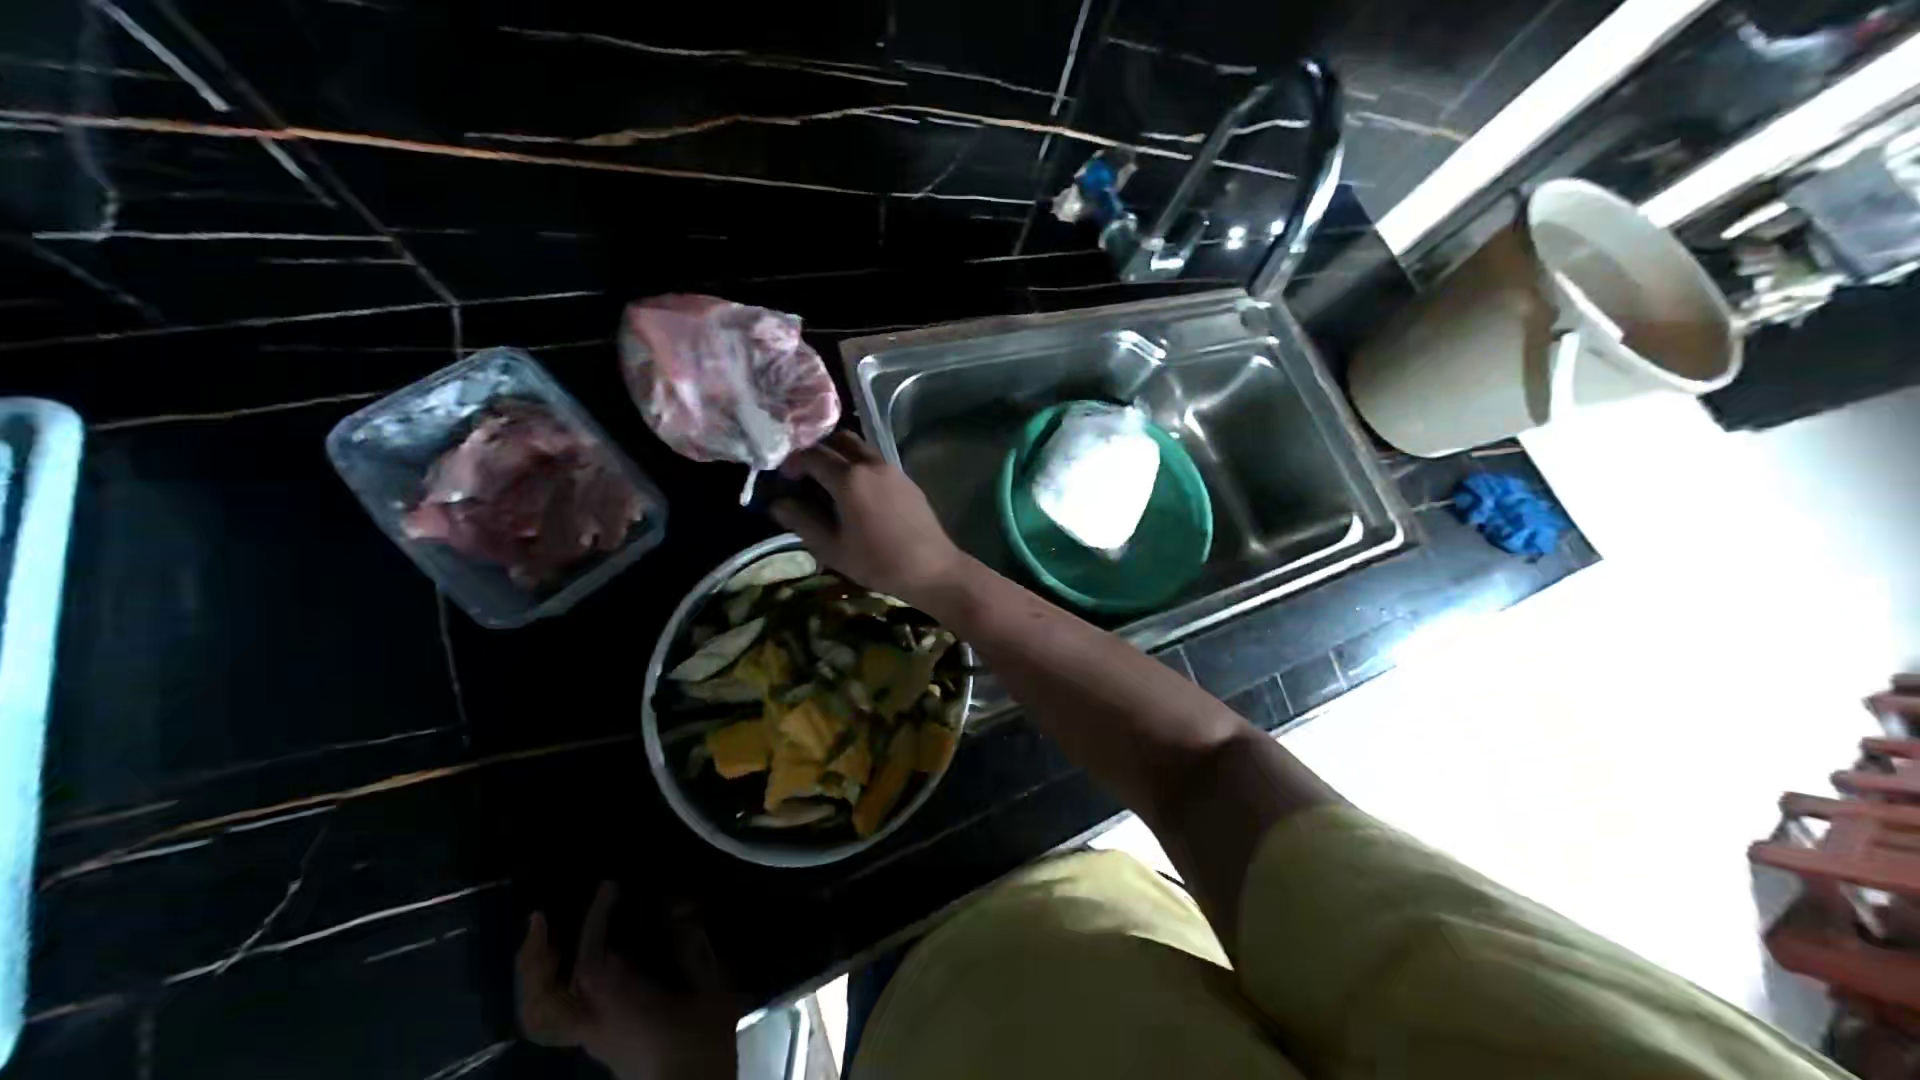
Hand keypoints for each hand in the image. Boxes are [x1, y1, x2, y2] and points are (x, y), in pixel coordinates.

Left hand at [516, 882, 736, 1079]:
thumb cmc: (702, 1038)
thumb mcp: (708, 985)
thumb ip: (692, 944)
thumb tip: (678, 906)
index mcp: (613, 1002)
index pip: (591, 951)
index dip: (597, 914)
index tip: (610, 886)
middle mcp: (589, 1020)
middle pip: (542, 995)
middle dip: (534, 957)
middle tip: (540, 919)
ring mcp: (587, 1038)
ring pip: (540, 1015)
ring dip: (532, 979)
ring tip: (540, 943)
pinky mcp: (595, 1044)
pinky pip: (554, 1020)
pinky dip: (548, 994)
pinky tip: (565, 970)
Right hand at [771, 431, 971, 607]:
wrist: (932, 569)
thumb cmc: (878, 562)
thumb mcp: (831, 548)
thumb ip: (801, 521)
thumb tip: (777, 503)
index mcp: (849, 478)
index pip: (811, 455)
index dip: (792, 462)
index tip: (783, 478)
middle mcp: (870, 463)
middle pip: (836, 440)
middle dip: (815, 451)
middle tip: (804, 474)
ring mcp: (891, 468)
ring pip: (857, 447)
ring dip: (838, 455)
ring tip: (827, 482)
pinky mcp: (905, 479)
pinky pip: (874, 460)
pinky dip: (857, 464)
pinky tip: (854, 491)